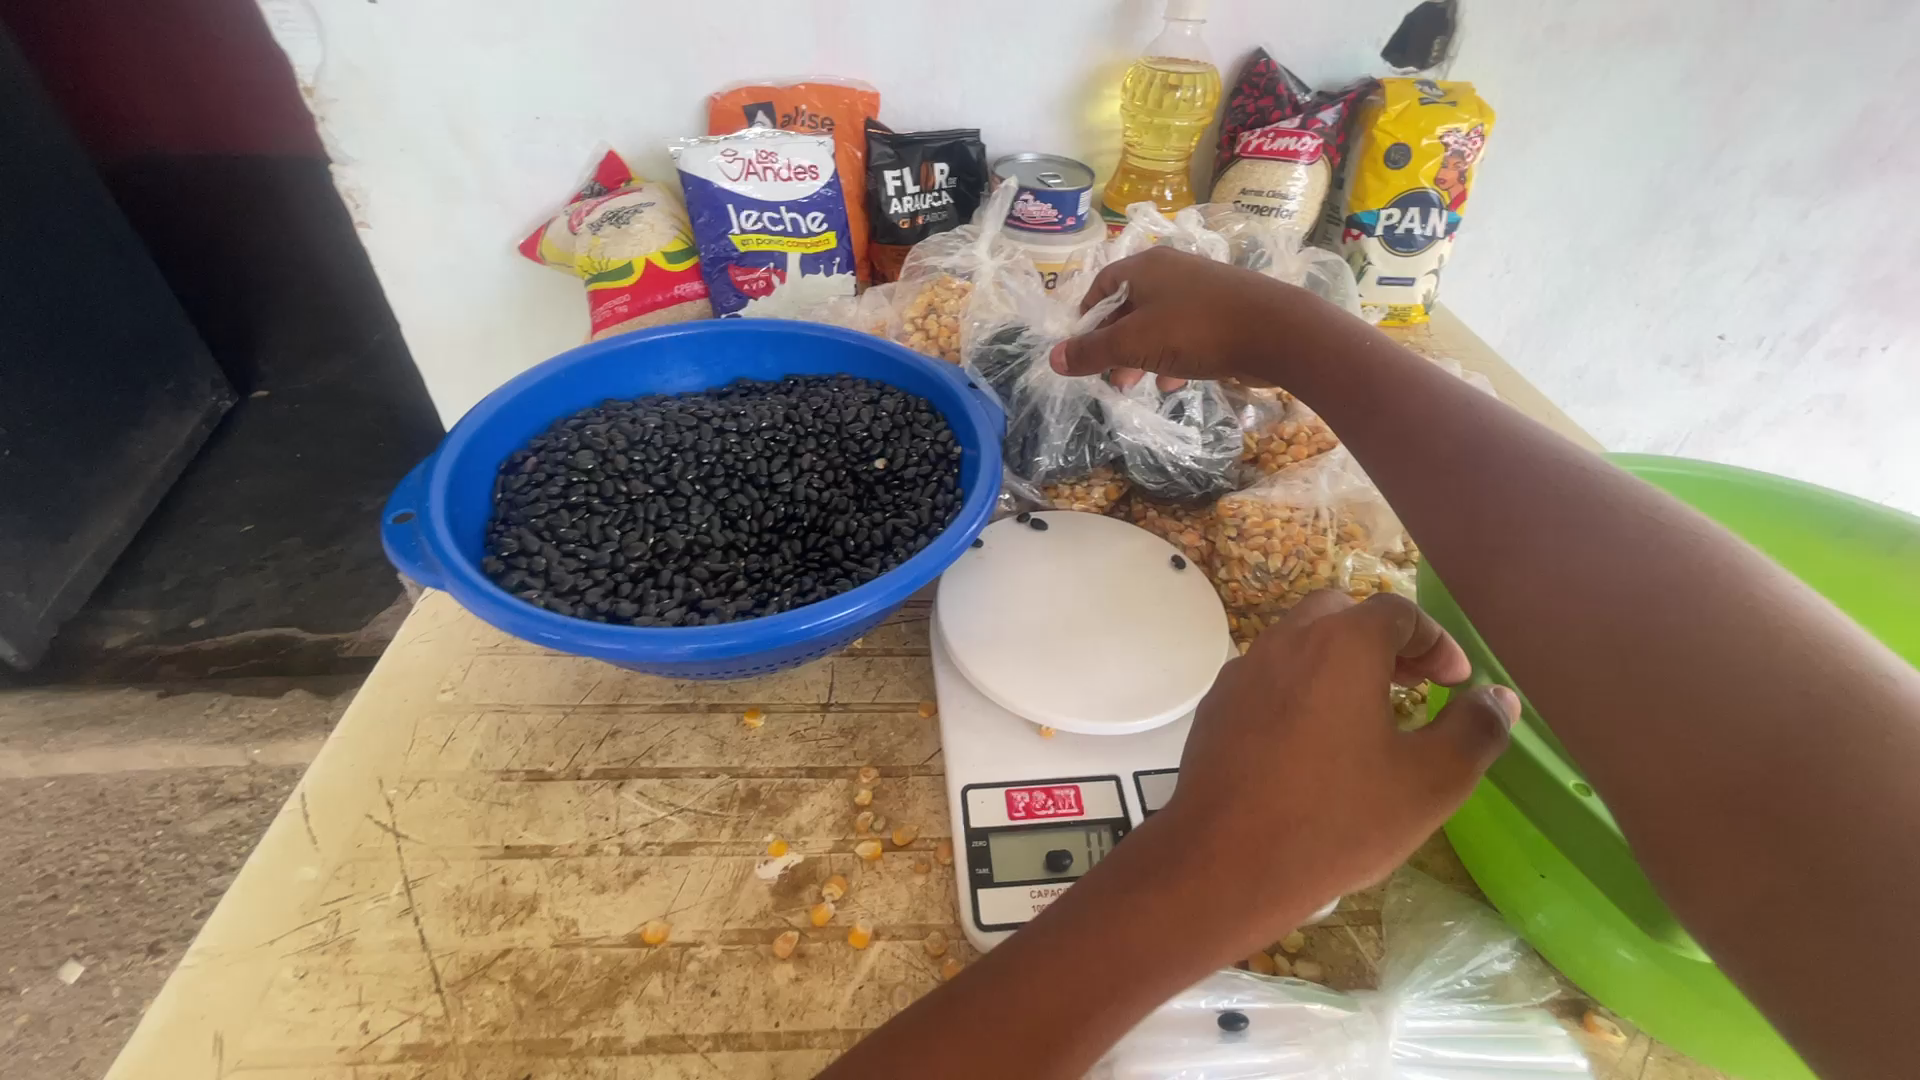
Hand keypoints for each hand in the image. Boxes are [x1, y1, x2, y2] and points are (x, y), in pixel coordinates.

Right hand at [1047, 247, 1325, 390]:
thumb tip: (1053, 359)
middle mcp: (1171, 271)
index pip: (1102, 285)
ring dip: (1141, 356)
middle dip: (1114, 345)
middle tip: (1109, 377)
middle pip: (1128, 308)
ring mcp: (1200, 290)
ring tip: (1137, 385)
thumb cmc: (1195, 330)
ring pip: (1156, 324)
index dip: (1086, 317)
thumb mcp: (1133, 344)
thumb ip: (1091, 352)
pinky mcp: (1223, 312)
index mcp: (1145, 267)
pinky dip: (1172, 357)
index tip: (1080, 348)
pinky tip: (1173, 383)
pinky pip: (1185, 334)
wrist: (1275, 331)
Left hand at [1154, 590, 1518, 961]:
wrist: (1226, 855)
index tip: (1453, 682)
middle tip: (1410, 684)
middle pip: (1339, 613)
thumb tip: (1497, 697)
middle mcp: (1283, 642)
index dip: (1435, 640)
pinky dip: (1298, 686)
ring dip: (1337, 661)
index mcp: (1339, 645)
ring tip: (1366, 714)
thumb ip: (1474, 730)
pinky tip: (1311, 741)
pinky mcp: (1216, 704)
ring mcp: (1241, 671)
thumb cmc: (1338, 816)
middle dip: (1381, 639)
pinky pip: (1266, 677)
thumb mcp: (1430, 781)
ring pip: (1296, 642)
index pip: (1396, 611)